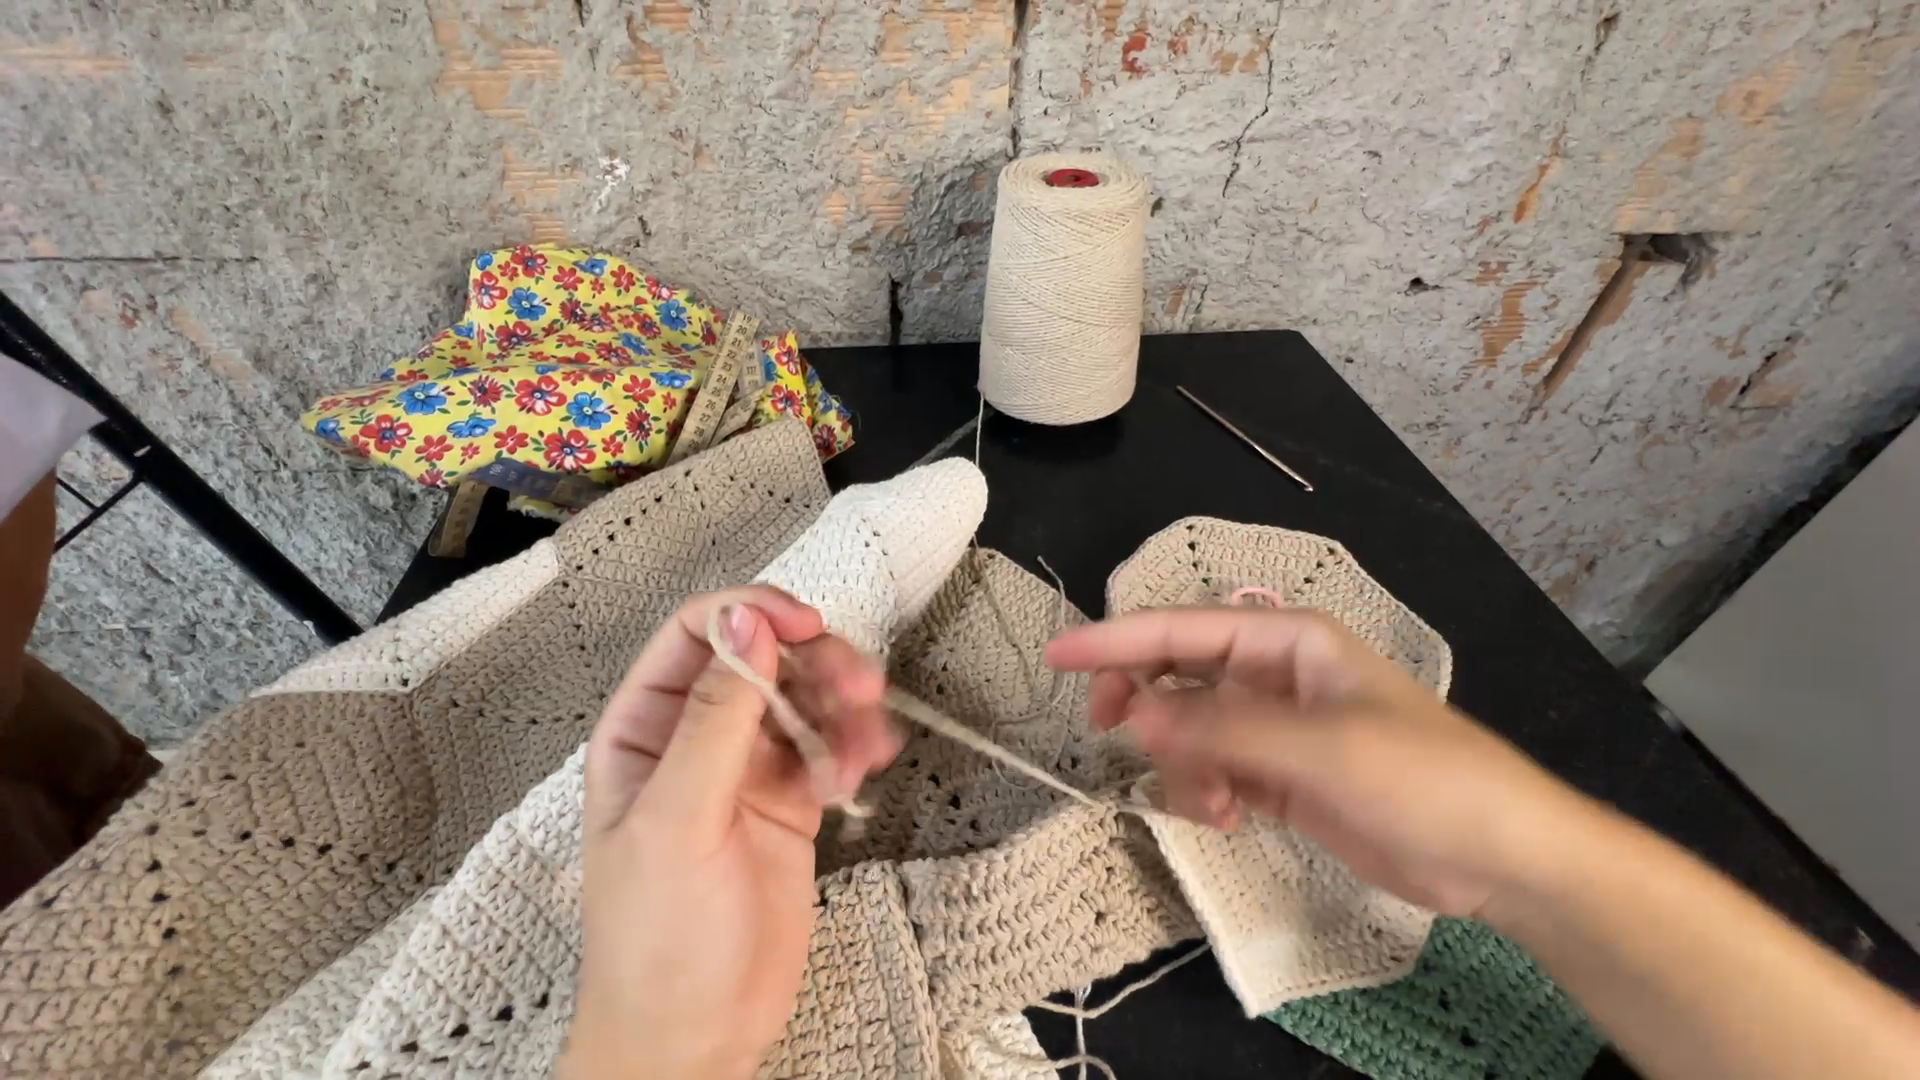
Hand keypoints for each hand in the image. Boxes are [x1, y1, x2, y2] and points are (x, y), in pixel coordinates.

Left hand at [560, 587, 897, 1079]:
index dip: (754, 615)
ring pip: (807, 697)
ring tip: (870, 743)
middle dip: (818, 662)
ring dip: (847, 706)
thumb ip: (715, 718)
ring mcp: (749, 765)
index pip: (699, 632)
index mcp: (647, 726)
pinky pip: (830, 745)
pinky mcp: (791, 796)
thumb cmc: (659, 938)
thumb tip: (747, 623)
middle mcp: (698, 733)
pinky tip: (861, 774)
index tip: (808, 627)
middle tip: (862, 685)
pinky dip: (854, 747)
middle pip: (767, 657)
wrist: (697, 1037)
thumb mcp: (679, 821)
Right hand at [1044, 606, 1589, 917]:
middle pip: (1172, 672)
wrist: (1500, 858)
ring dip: (1179, 763)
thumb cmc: (1423, 778)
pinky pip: (1208, 769)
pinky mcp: (1273, 773)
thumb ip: (1223, 730)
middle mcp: (1267, 674)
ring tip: (1207, 803)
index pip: (1178, 630)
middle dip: (1139, 702)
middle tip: (1108, 730)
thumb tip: (1137, 715)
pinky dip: (1201, 790)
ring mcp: (1269, 725)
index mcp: (1282, 639)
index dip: (1113, 640)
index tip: (1056, 656)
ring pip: (1185, 729)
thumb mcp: (1322, 747)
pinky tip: (1224, 816)